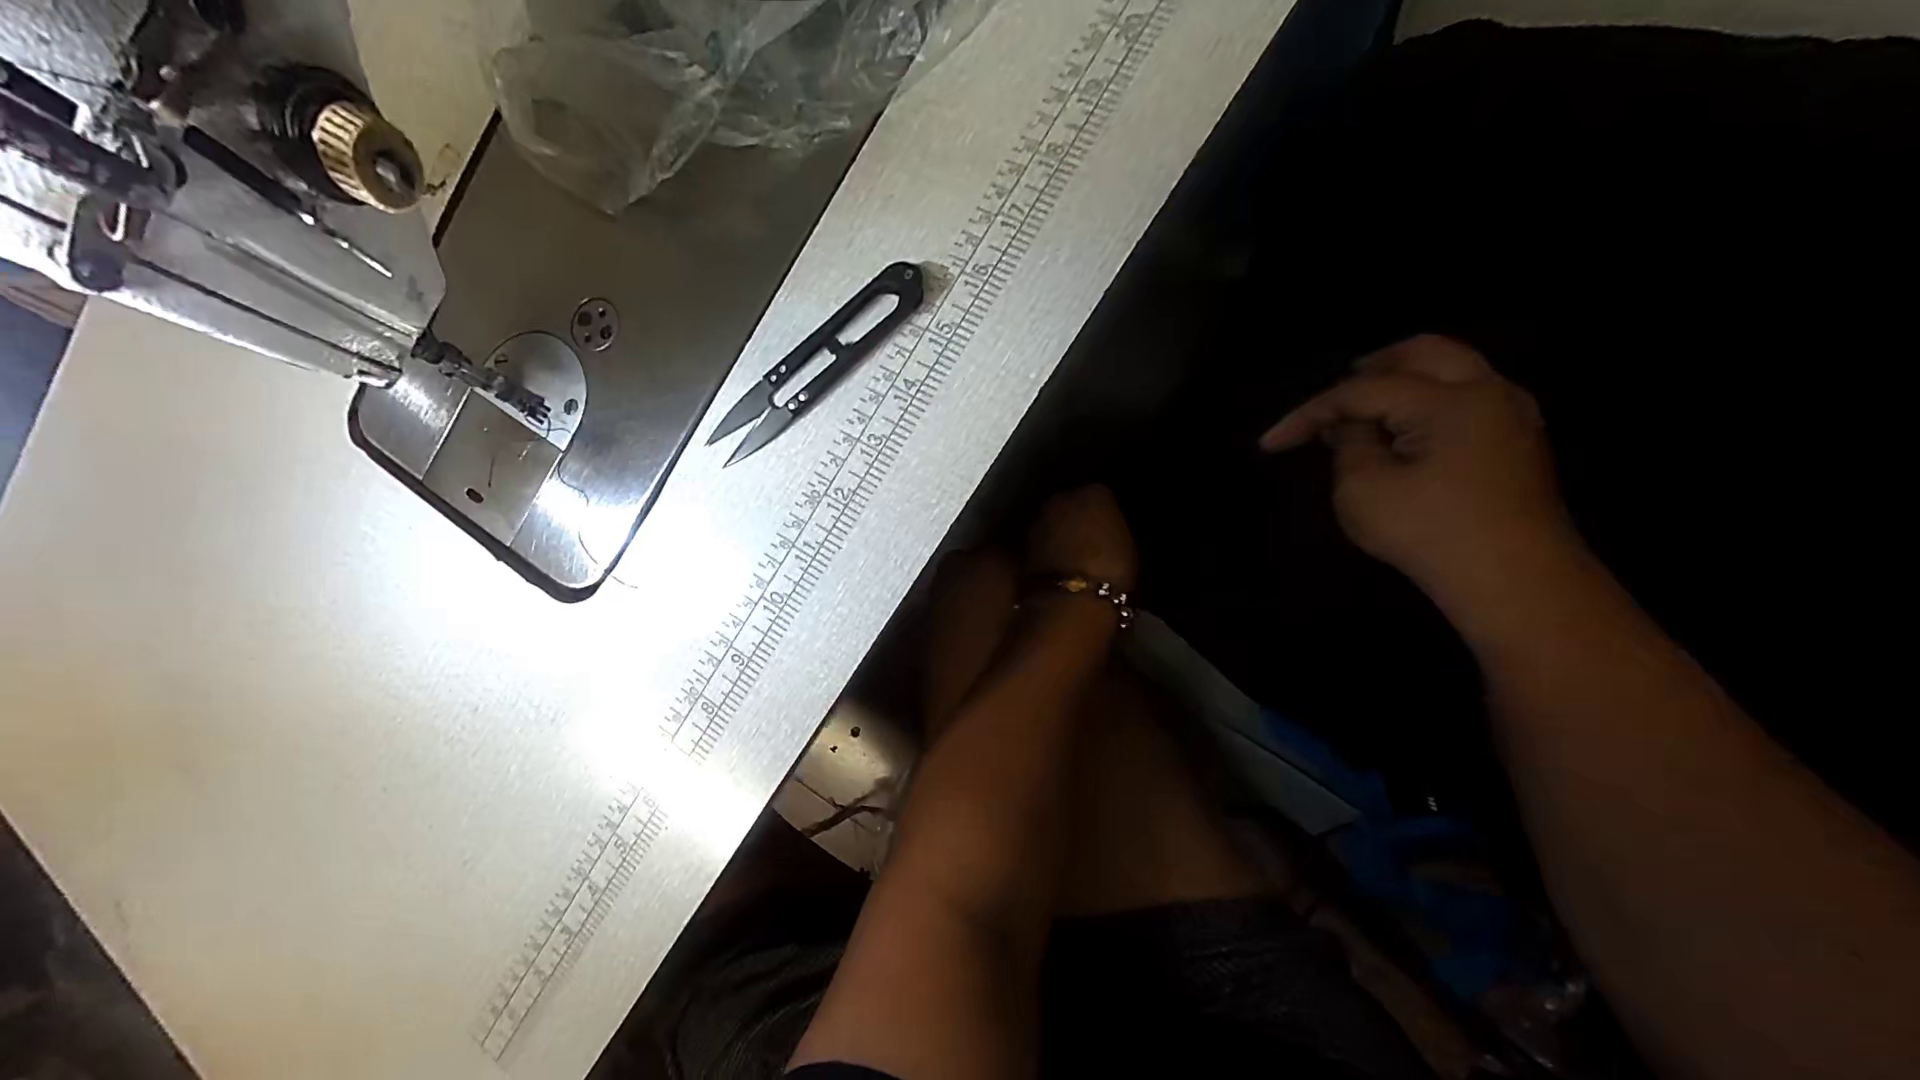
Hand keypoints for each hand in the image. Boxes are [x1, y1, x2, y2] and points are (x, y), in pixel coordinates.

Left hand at [1027, 484, 1137, 592]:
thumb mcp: (1129, 548)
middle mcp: (1062, 498)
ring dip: (1058, 533)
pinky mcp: (1022, 543)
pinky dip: (1046, 549)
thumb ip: (1116, 532)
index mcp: (1094, 494)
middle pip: (1070, 504)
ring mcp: (1038, 519)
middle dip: (1077, 518)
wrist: (1071, 597)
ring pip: (1052, 521)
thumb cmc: (1112, 570)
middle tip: (1088, 540)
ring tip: (1071, 556)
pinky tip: (1056, 565)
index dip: (1105, 514)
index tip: (1109, 529)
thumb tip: (1109, 534)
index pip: (1102, 496)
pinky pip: (1041, 541)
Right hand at [1259, 335, 1574, 593]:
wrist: (1515, 582)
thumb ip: (1348, 444)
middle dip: (1369, 368)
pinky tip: (1404, 432)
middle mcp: (1487, 391)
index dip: (1310, 413)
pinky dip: (1429, 401)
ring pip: (1452, 369)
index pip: (1361, 390)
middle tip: (1333, 399)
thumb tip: (1350, 425)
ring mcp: (1511, 415)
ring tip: (1364, 413)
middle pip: (1422, 351)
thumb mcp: (1364, 490)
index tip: (1271, 443)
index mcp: (1448, 399)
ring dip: (1403, 380)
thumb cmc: (1430, 533)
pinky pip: (1468, 398)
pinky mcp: (1517, 442)